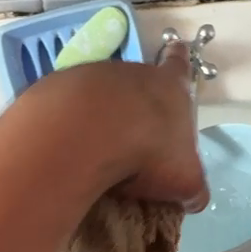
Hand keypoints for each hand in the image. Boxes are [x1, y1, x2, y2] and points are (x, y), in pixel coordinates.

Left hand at [6, 46, 206, 209]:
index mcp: (171, 87)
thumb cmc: (148, 153)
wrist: (85, 136)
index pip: (180, 65)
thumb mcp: (185, 181)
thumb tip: (193, 198)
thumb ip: (192, 189)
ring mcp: (92, 76)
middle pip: (138, 83)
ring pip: (100, 95)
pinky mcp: (57, 88)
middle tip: (135, 137)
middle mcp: (132, 72)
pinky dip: (71, 126)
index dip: (180, 61)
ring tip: (98, 152)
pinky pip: (67, 109)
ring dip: (101, 117)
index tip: (177, 53)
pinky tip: (70, 151)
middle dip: (136, 106)